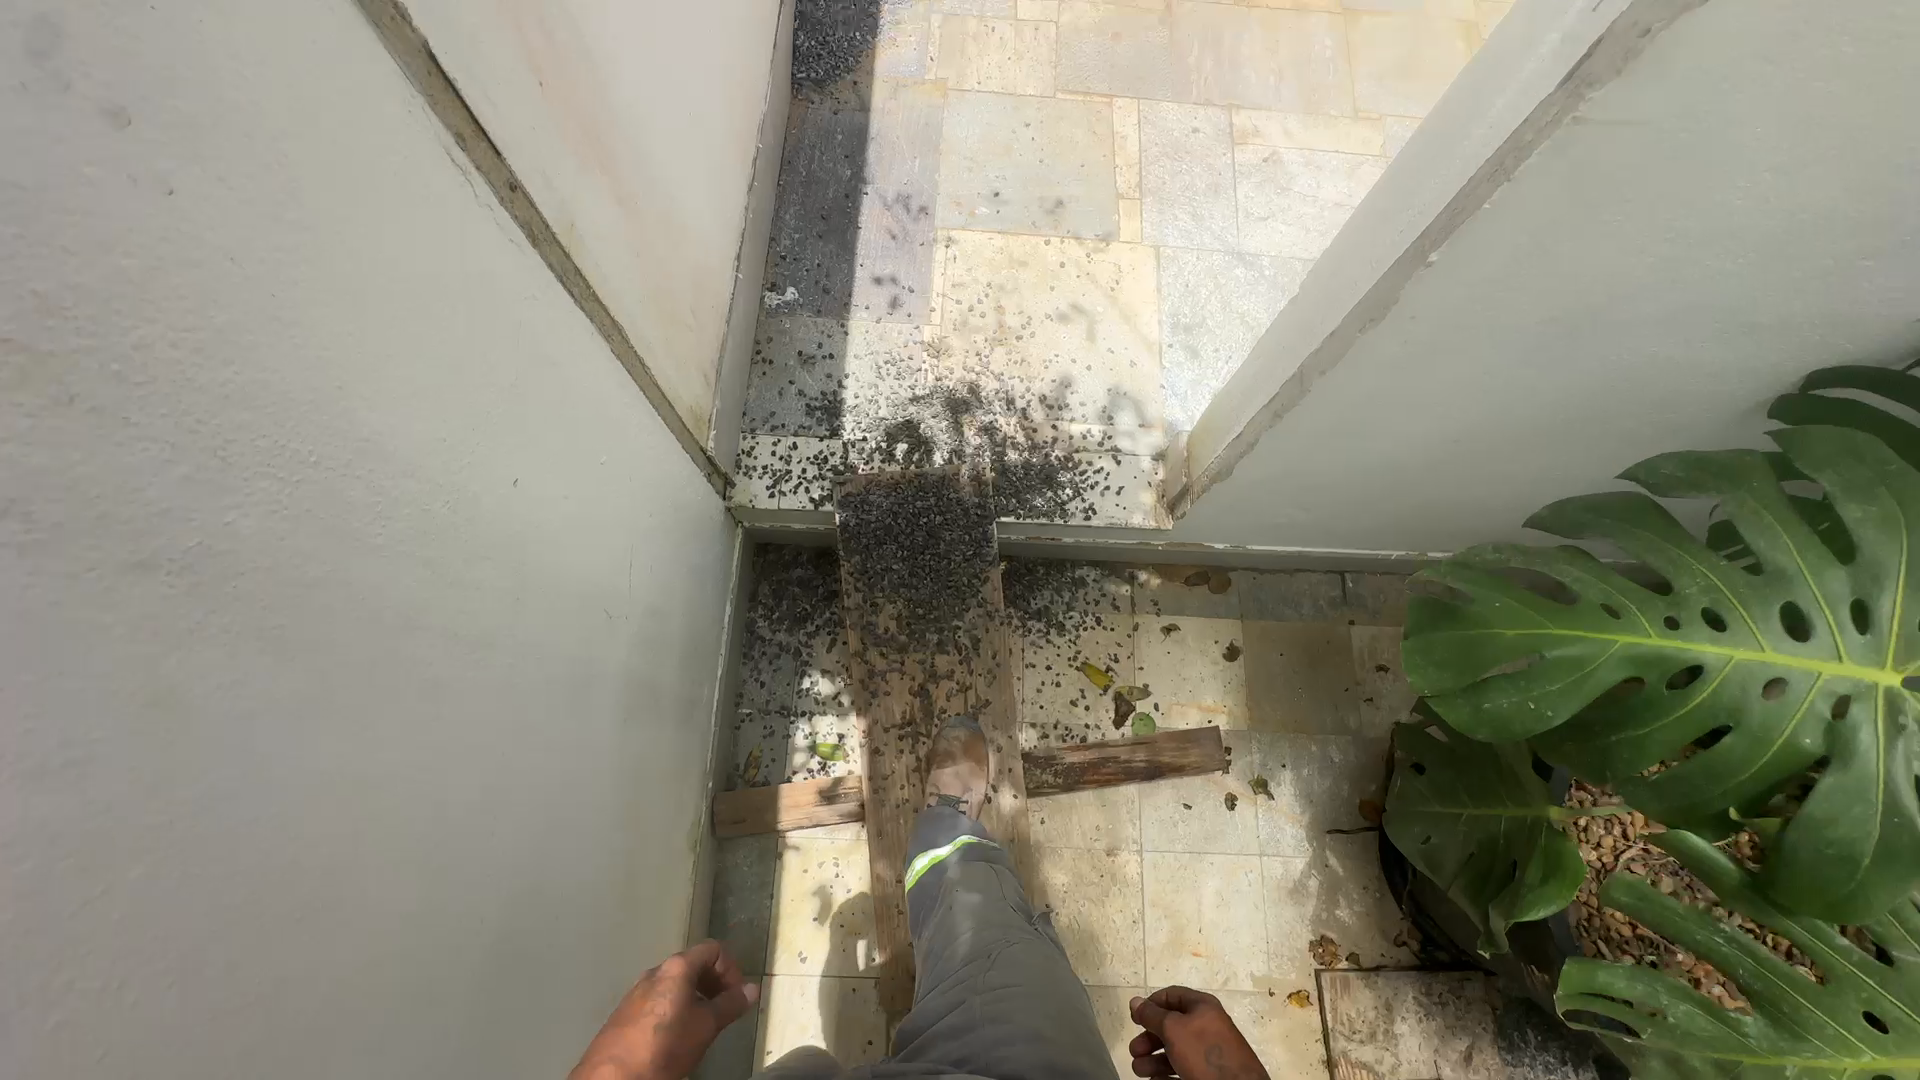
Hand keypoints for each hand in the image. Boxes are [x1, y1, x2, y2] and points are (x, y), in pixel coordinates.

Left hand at [568, 940, 760, 1079]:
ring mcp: (636, 992)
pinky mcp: (624, 1013)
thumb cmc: (664, 1047)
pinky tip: (675, 1038)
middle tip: (722, 1010)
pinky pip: (657, 1000)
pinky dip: (674, 1009)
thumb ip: (730, 1005)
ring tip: (700, 1026)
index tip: (735, 997)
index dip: (731, 969)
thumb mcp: (705, 1027)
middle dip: (713, 984)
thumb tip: (752, 988)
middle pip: (693, 964)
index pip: (714, 949)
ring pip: (675, 984)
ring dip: (694, 998)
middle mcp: (656, 971)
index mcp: (677, 967)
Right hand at [1128, 986, 1269, 1079]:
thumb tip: (1135, 1001)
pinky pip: (1184, 1070)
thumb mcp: (1173, 1029)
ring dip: (1153, 1060)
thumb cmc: (1205, 1054)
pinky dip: (1167, 1074)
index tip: (1134, 1018)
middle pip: (1170, 1026)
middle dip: (1149, 1038)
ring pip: (1175, 1051)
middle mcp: (1206, 1026)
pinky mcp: (1210, 1075)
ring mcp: (1209, 1053)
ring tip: (1139, 1070)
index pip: (1171, 996)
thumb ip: (1152, 1015)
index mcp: (1202, 1007)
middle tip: (1134, 1050)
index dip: (1150, 1004)